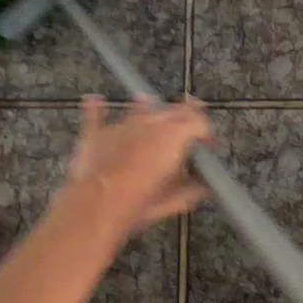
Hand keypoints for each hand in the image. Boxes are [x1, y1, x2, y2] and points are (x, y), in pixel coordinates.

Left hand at [62, 95, 210, 235]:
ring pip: (140, 108)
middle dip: (184, 117)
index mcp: (174, 135)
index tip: (208, 146)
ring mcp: (121, 125)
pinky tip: (94, 99)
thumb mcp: (173, 201)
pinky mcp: (96, 133)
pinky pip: (95, 113)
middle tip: (187, 131)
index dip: (206, 133)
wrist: (98, 203)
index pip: (198, 122)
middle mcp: (150, 123)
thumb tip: (204, 187)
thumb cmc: (140, 202)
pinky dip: (96, 107)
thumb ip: (192, 189)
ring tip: (151, 105)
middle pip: (173, 110)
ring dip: (149, 108)